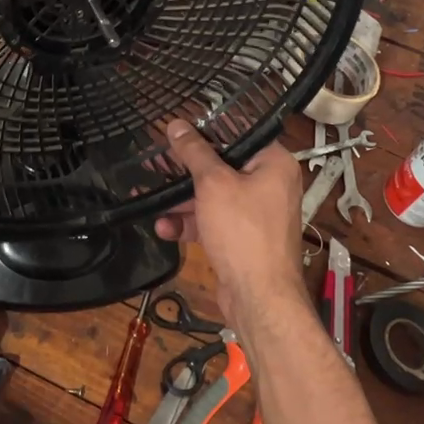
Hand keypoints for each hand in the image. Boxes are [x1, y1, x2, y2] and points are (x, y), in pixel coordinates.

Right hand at [156, 121, 307, 330]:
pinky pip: (213, 221)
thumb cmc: (243, 231)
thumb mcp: (213, 184)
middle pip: (222, 165)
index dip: (207, 129)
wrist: (259, 299)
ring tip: (149, 194)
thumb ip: (193, 152)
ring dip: (181, 199)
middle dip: (186, 168)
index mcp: (274, 163)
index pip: (239, 133)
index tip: (178, 127)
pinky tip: (164, 227)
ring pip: (213, 195)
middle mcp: (269, 185)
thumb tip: (177, 125)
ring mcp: (255, 214)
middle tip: (156, 160)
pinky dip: (190, 223)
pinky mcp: (241, 238)